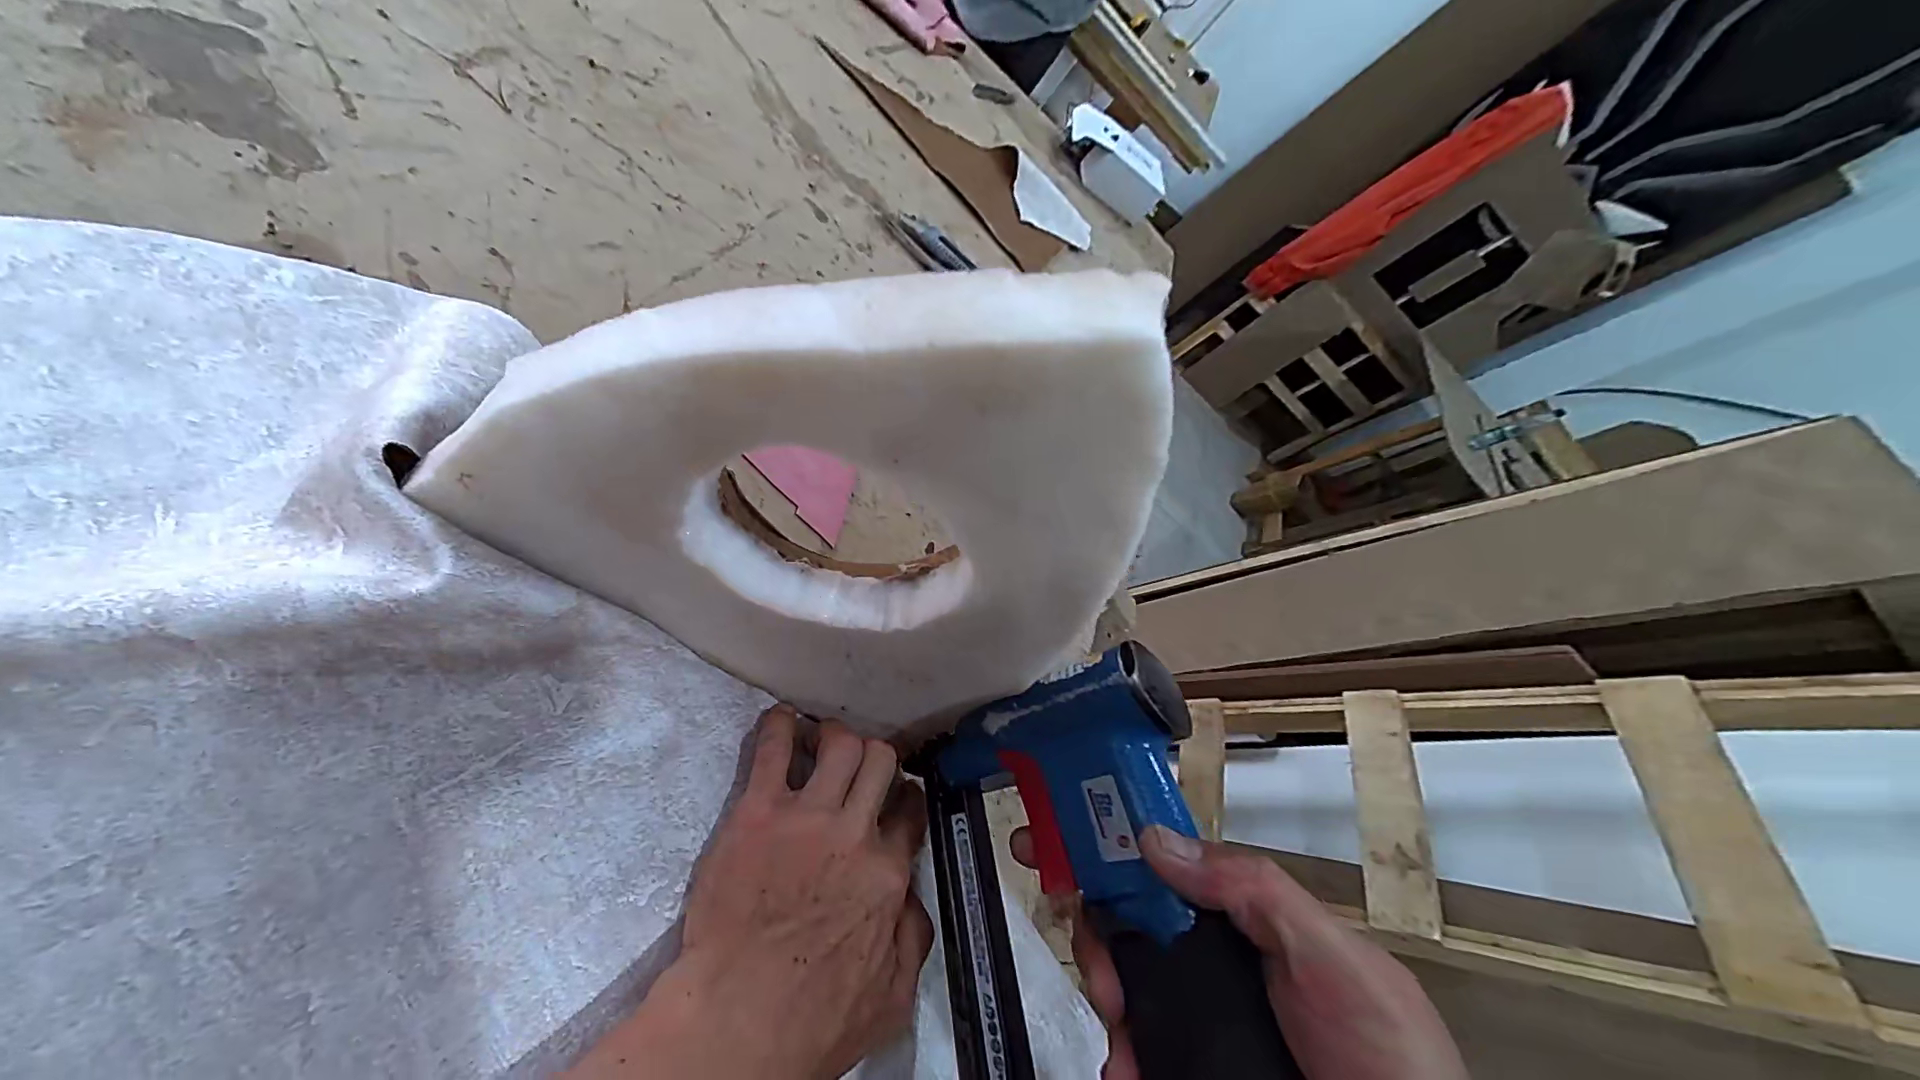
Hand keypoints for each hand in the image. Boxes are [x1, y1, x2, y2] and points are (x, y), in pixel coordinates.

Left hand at [569, 705, 933, 1079]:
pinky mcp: (757, 811)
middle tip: (855, 768)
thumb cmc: (813, 1020)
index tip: (890, 798)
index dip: (902, 797)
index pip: (909, 808)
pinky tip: (782, 719)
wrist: (736, 1020)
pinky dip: (780, 725)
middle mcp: (855, 832)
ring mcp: (806, 817)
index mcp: (887, 871)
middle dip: (874, 757)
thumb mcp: (892, 998)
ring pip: (840, 743)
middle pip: (879, 761)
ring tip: (821, 742)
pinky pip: (774, 749)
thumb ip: (913, 938)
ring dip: (834, 736)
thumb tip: (910, 897)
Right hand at [1013, 825, 1466, 1079]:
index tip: (1051, 841)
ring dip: (1103, 993)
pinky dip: (1117, 1055)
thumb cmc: (1379, 1048)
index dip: (1108, 849)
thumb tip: (1150, 836)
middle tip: (1097, 969)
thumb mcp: (1326, 951)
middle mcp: (1211, 960)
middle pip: (1127, 924)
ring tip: (1117, 1032)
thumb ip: (1248, 886)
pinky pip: (1134, 1048)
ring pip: (1122, 984)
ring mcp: (1199, 1016)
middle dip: (1095, 934)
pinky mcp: (1186, 1063)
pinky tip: (1123, 1068)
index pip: (1162, 867)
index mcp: (1238, 917)